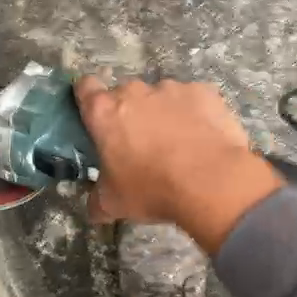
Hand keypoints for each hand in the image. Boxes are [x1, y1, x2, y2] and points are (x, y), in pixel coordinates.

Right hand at [75, 76, 283, 253]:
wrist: (212, 181)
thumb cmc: (152, 190)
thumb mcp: (113, 204)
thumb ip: (97, 200)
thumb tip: (95, 208)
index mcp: (104, 112)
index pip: (84, 88)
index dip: (88, 99)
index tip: (97, 118)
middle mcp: (134, 91)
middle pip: (125, 95)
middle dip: (130, 115)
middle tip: (140, 146)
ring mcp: (171, 88)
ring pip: (160, 97)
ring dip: (163, 114)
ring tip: (178, 146)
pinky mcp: (204, 91)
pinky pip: (192, 100)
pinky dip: (194, 115)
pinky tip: (202, 140)